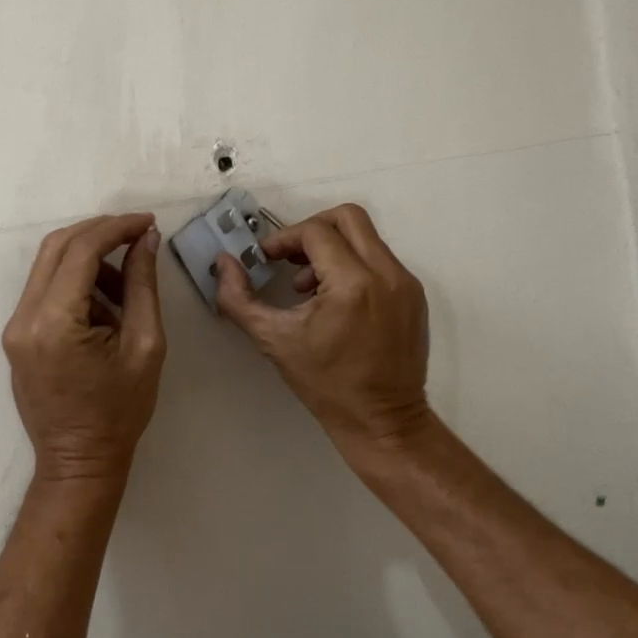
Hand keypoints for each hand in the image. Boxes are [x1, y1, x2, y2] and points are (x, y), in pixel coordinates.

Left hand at [3, 213, 165, 480]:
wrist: (80, 461)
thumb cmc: (120, 411)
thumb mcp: (145, 345)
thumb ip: (142, 286)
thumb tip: (146, 241)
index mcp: (55, 323)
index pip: (81, 251)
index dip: (116, 228)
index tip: (147, 223)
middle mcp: (24, 318)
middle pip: (57, 248)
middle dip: (99, 232)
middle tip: (138, 235)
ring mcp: (15, 327)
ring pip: (48, 265)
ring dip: (88, 258)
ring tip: (126, 285)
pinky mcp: (17, 336)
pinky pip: (44, 289)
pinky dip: (75, 281)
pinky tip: (105, 302)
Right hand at [215, 204, 431, 453]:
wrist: (383, 421)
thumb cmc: (326, 384)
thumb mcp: (274, 340)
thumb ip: (239, 298)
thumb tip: (223, 264)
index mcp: (353, 283)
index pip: (315, 232)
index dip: (283, 238)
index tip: (266, 258)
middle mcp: (387, 274)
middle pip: (348, 217)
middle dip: (312, 229)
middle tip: (289, 256)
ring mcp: (406, 284)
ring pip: (367, 237)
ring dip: (333, 247)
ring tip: (308, 285)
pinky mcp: (414, 296)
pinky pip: (381, 260)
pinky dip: (353, 265)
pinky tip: (334, 299)